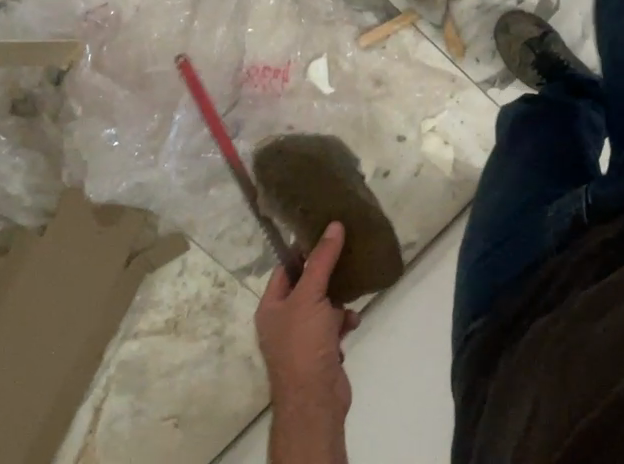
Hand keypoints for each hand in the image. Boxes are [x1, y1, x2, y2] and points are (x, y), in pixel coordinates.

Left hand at [256, 222, 361, 420]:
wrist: (314, 399)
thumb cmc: (303, 343)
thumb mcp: (310, 296)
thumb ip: (322, 260)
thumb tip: (334, 225)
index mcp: (271, 306)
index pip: (286, 268)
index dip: (305, 250)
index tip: (329, 231)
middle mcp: (283, 320)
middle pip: (308, 285)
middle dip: (329, 275)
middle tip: (349, 255)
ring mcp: (302, 337)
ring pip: (324, 305)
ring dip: (340, 301)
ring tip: (351, 297)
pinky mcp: (321, 350)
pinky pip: (334, 325)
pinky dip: (344, 321)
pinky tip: (352, 323)